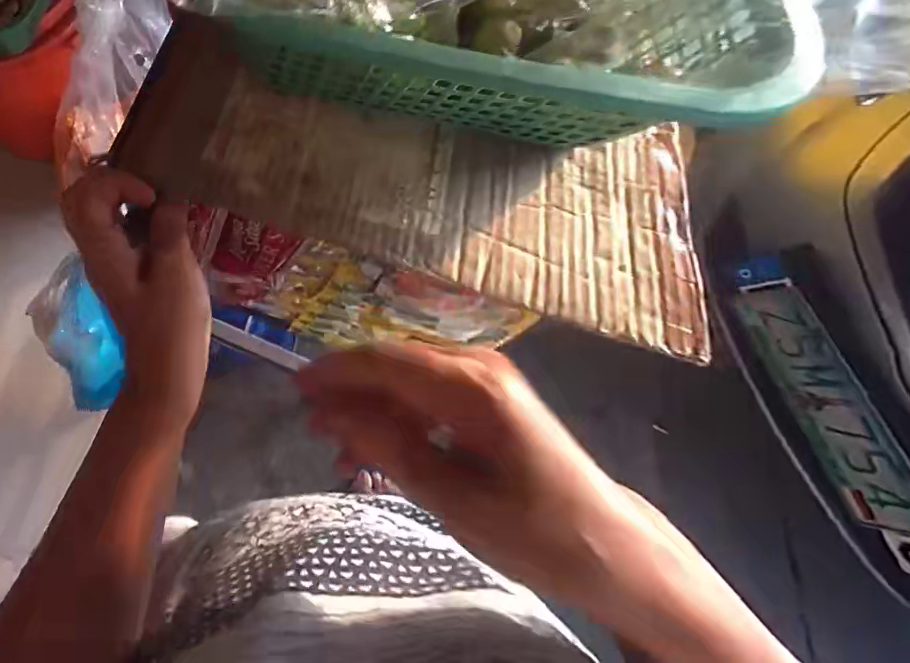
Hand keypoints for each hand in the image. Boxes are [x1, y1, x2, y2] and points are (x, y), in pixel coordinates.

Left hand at [60, 168, 210, 426]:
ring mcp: (105, 259)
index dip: (121, 183)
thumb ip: (168, 228)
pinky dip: (127, 209)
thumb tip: (169, 197)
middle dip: (108, 178)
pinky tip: (157, 214)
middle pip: (77, 198)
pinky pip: (110, 224)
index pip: (89, 196)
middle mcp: (95, 251)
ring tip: (151, 193)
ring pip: (90, 210)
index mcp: (102, 251)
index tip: (154, 198)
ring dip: (115, 192)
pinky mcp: (120, 266)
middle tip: (145, 183)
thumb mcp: (177, 271)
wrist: (165, 372)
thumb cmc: (171, 325)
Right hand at [298, 344, 795, 662]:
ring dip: (371, 408)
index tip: (298, 386)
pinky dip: (399, 417)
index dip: (338, 371)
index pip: (388, 361)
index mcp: (473, 386)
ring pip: (407, 378)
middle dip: (350, 391)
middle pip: (394, 364)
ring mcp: (485, 375)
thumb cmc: (538, 530)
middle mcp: (477, 365)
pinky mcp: (488, 393)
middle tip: (312, 422)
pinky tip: (378, 446)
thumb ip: (392, 450)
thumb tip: (336, 415)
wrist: (611, 547)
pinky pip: (429, 393)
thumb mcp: (456, 501)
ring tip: (340, 447)